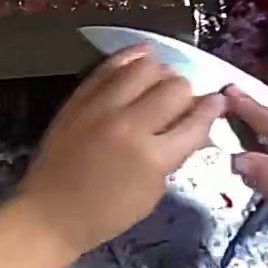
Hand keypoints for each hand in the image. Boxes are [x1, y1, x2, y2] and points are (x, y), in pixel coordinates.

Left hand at [12, 46, 225, 255]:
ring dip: (161, 72)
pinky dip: (130, 57)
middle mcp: (131, 125)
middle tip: (183, 100)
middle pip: (175, 87)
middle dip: (186, 92)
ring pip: (146, 67)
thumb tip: (192, 127)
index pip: (195, 122)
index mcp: (153, 156)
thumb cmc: (105, 213)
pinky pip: (110, 66)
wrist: (50, 213)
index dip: (212, 110)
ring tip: (162, 79)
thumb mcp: (151, 193)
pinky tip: (144, 54)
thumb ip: (174, 156)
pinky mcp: (80, 99)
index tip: (217, 102)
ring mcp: (102, 107)